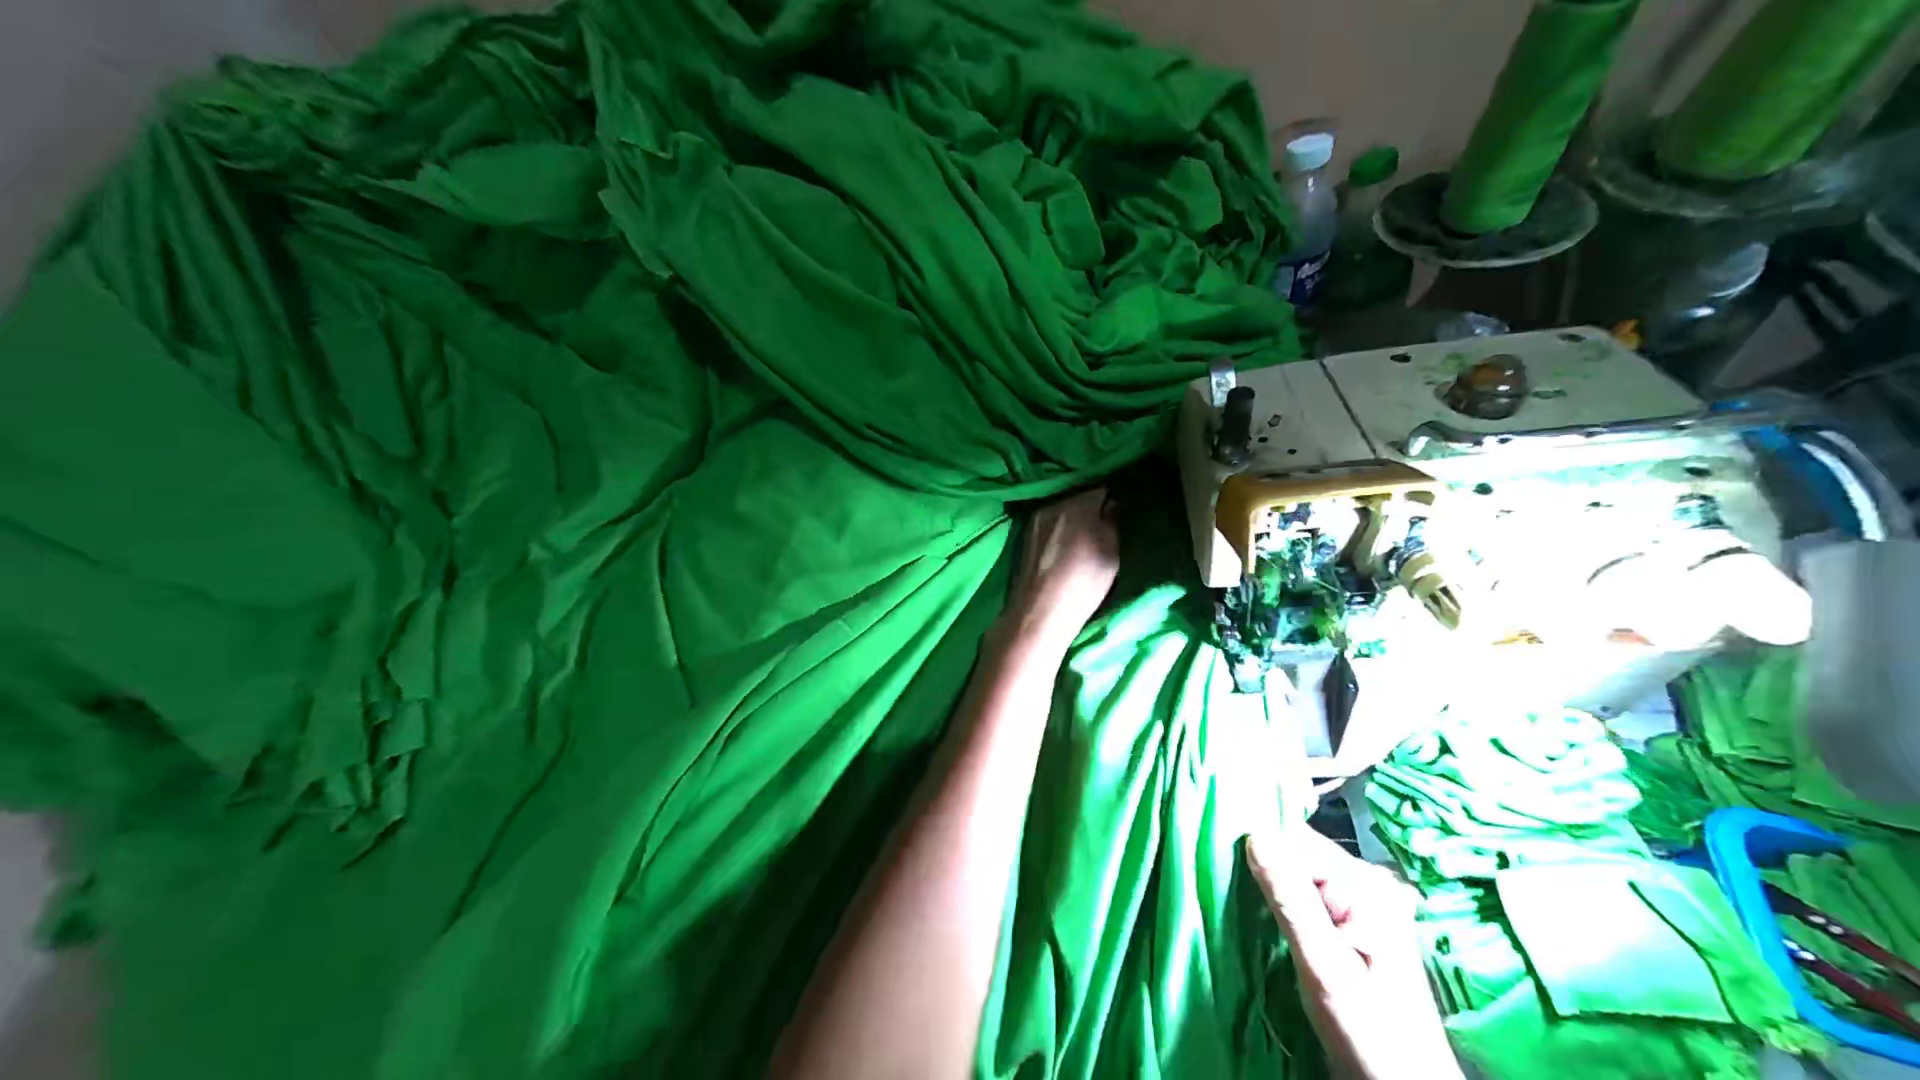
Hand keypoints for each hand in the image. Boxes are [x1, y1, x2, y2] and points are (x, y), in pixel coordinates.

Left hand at [1004, 488, 1120, 646]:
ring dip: (1076, 518)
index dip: (1117, 498)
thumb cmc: (1083, 583)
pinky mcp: (1026, 536)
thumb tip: (1115, 504)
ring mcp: (1036, 519)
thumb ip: (1114, 521)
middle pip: (1081, 497)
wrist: (1039, 613)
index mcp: (1078, 504)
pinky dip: (1061, 528)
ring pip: (1064, 510)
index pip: (1104, 489)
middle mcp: (1054, 504)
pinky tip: (1067, 545)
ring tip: (1087, 536)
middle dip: (1095, 507)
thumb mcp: (1112, 552)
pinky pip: (1051, 522)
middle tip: (1109, 524)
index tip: (1125, 512)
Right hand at [1247, 828, 1462, 1079]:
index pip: (1295, 839)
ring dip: (1268, 886)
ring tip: (1242, 903)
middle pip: (1296, 853)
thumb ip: (1290, 900)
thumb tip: (1254, 836)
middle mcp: (1369, 882)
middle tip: (1229, 887)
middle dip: (1261, 866)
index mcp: (1367, 883)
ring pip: (1297, 873)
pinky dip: (1281, 901)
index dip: (1256, 846)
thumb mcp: (1323, 968)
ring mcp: (1364, 903)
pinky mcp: (1353, 923)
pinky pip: (1305, 893)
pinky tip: (1265, 919)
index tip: (1221, 860)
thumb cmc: (1367, 1035)